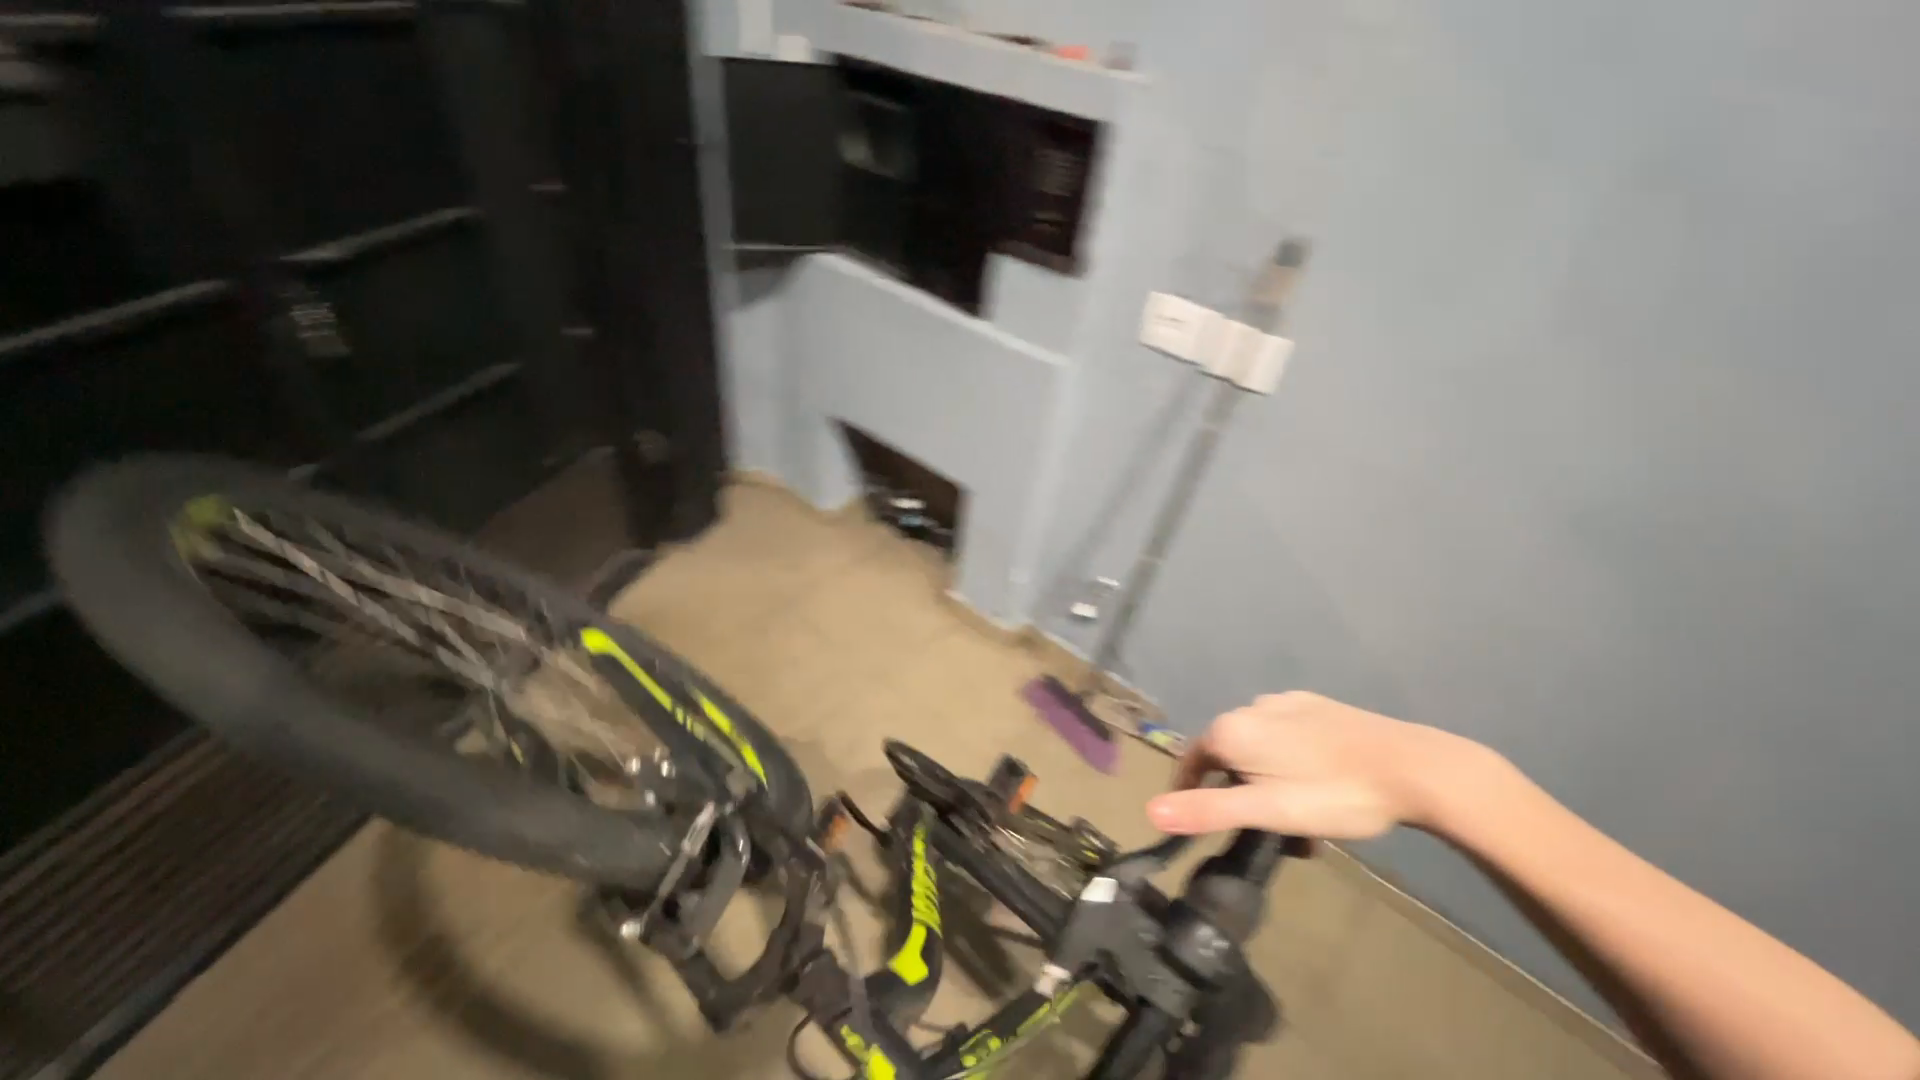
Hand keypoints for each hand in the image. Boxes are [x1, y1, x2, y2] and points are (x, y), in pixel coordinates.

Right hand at [1145, 692, 1488, 839]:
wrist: (1413, 768)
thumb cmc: (1334, 795)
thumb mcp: (1267, 812)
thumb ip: (1207, 810)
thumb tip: (1150, 812)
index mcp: (1231, 730)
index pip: (1192, 762)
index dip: (1194, 796)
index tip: (1213, 829)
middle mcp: (1251, 707)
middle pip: (1227, 755)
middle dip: (1238, 793)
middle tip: (1269, 834)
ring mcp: (1286, 703)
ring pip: (1259, 747)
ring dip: (1266, 780)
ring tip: (1300, 819)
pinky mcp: (1318, 706)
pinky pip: (1286, 735)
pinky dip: (1289, 762)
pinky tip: (1319, 785)